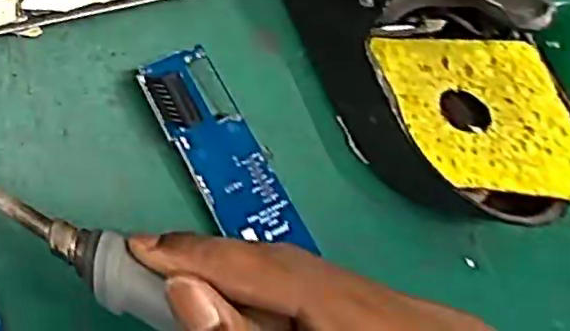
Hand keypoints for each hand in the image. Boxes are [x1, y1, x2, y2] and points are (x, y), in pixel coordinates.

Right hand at [127, 234, 492, 330]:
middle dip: (218, 267)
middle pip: (293, 270)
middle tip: (153, 264)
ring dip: (248, 287)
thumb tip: (183, 286)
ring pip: (313, 284)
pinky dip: (286, 305)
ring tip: (196, 288)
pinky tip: (256, 315)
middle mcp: (420, 318)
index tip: (140, 248)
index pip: (278, 271)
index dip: (201, 254)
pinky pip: (337, 301)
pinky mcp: (426, 329)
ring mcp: (429, 323)